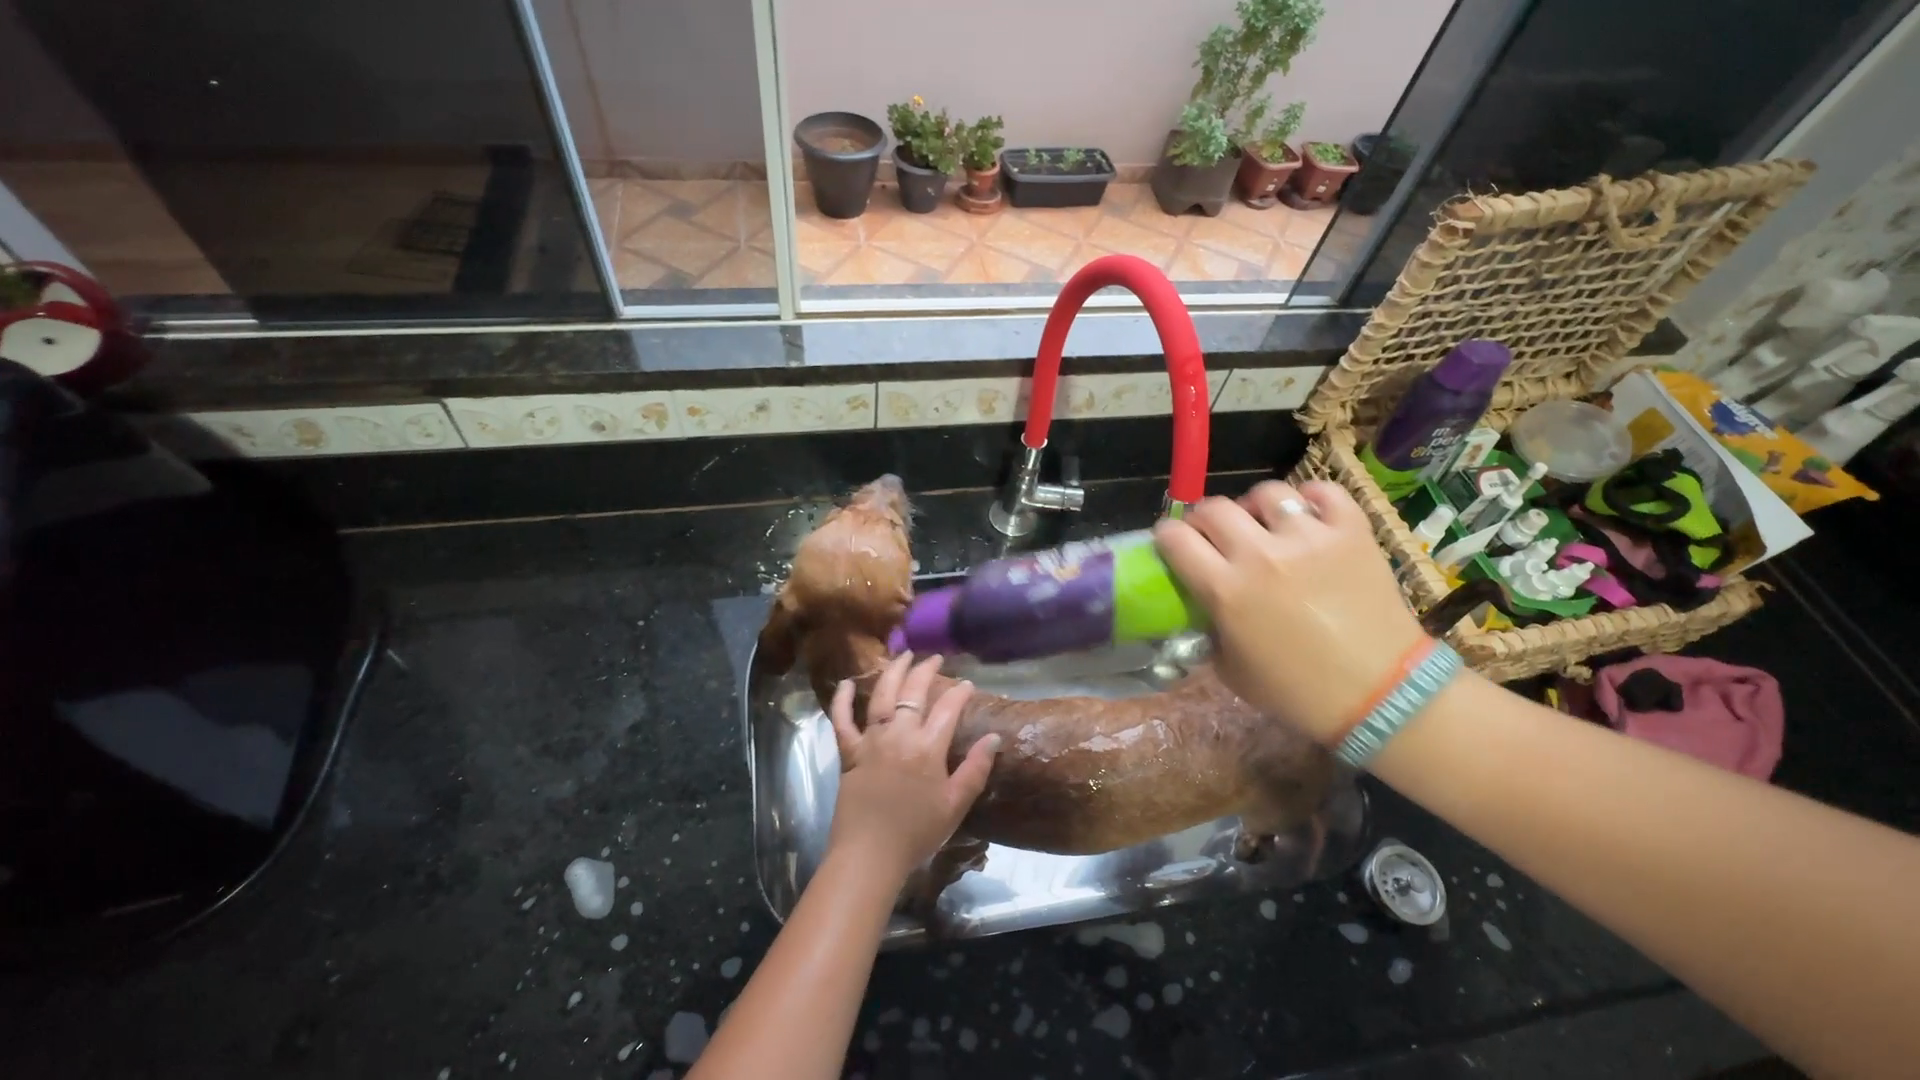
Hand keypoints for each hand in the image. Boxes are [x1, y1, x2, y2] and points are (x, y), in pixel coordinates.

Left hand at [827, 653, 1000, 879]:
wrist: (869, 855)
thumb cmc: (917, 833)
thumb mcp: (955, 804)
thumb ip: (975, 769)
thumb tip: (994, 738)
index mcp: (927, 748)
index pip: (948, 709)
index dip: (960, 694)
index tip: (969, 684)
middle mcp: (899, 736)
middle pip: (913, 694)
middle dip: (925, 671)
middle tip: (934, 658)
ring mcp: (870, 742)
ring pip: (881, 697)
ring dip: (892, 673)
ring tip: (902, 656)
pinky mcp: (848, 754)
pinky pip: (842, 721)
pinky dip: (843, 700)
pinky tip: (848, 683)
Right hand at [1154, 480, 1427, 743]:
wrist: (1379, 693)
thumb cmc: (1297, 691)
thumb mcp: (1231, 669)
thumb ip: (1210, 629)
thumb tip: (1203, 606)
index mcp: (1226, 590)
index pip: (1176, 538)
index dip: (1167, 536)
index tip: (1172, 542)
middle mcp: (1261, 554)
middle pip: (1215, 509)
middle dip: (1205, 519)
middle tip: (1215, 535)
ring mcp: (1309, 537)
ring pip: (1267, 493)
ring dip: (1256, 507)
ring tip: (1265, 523)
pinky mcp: (1351, 530)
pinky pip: (1323, 492)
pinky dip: (1310, 498)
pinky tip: (1307, 515)